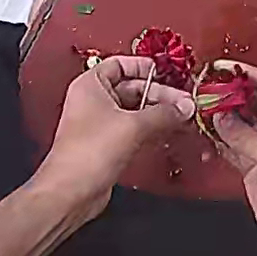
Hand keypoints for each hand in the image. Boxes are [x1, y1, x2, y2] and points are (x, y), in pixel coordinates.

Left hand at [34, 56, 193, 223]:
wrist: (71, 191)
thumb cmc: (90, 152)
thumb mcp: (133, 126)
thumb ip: (163, 113)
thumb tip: (184, 107)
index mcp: (90, 85)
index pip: (119, 64)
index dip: (142, 66)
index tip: (164, 72)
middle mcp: (93, 101)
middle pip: (131, 88)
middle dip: (159, 94)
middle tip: (183, 102)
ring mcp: (99, 124)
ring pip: (134, 110)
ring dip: (157, 113)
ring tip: (182, 116)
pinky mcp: (106, 145)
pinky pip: (132, 129)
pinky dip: (150, 129)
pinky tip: (169, 131)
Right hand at [208, 61, 256, 248]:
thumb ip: (246, 136)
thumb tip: (220, 116)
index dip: (249, 75)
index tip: (225, 67)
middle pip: (253, 102)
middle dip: (230, 94)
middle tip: (204, 86)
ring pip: (240, 122)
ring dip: (221, 115)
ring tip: (199, 104)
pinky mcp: (253, 163)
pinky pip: (232, 143)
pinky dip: (218, 137)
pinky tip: (203, 128)